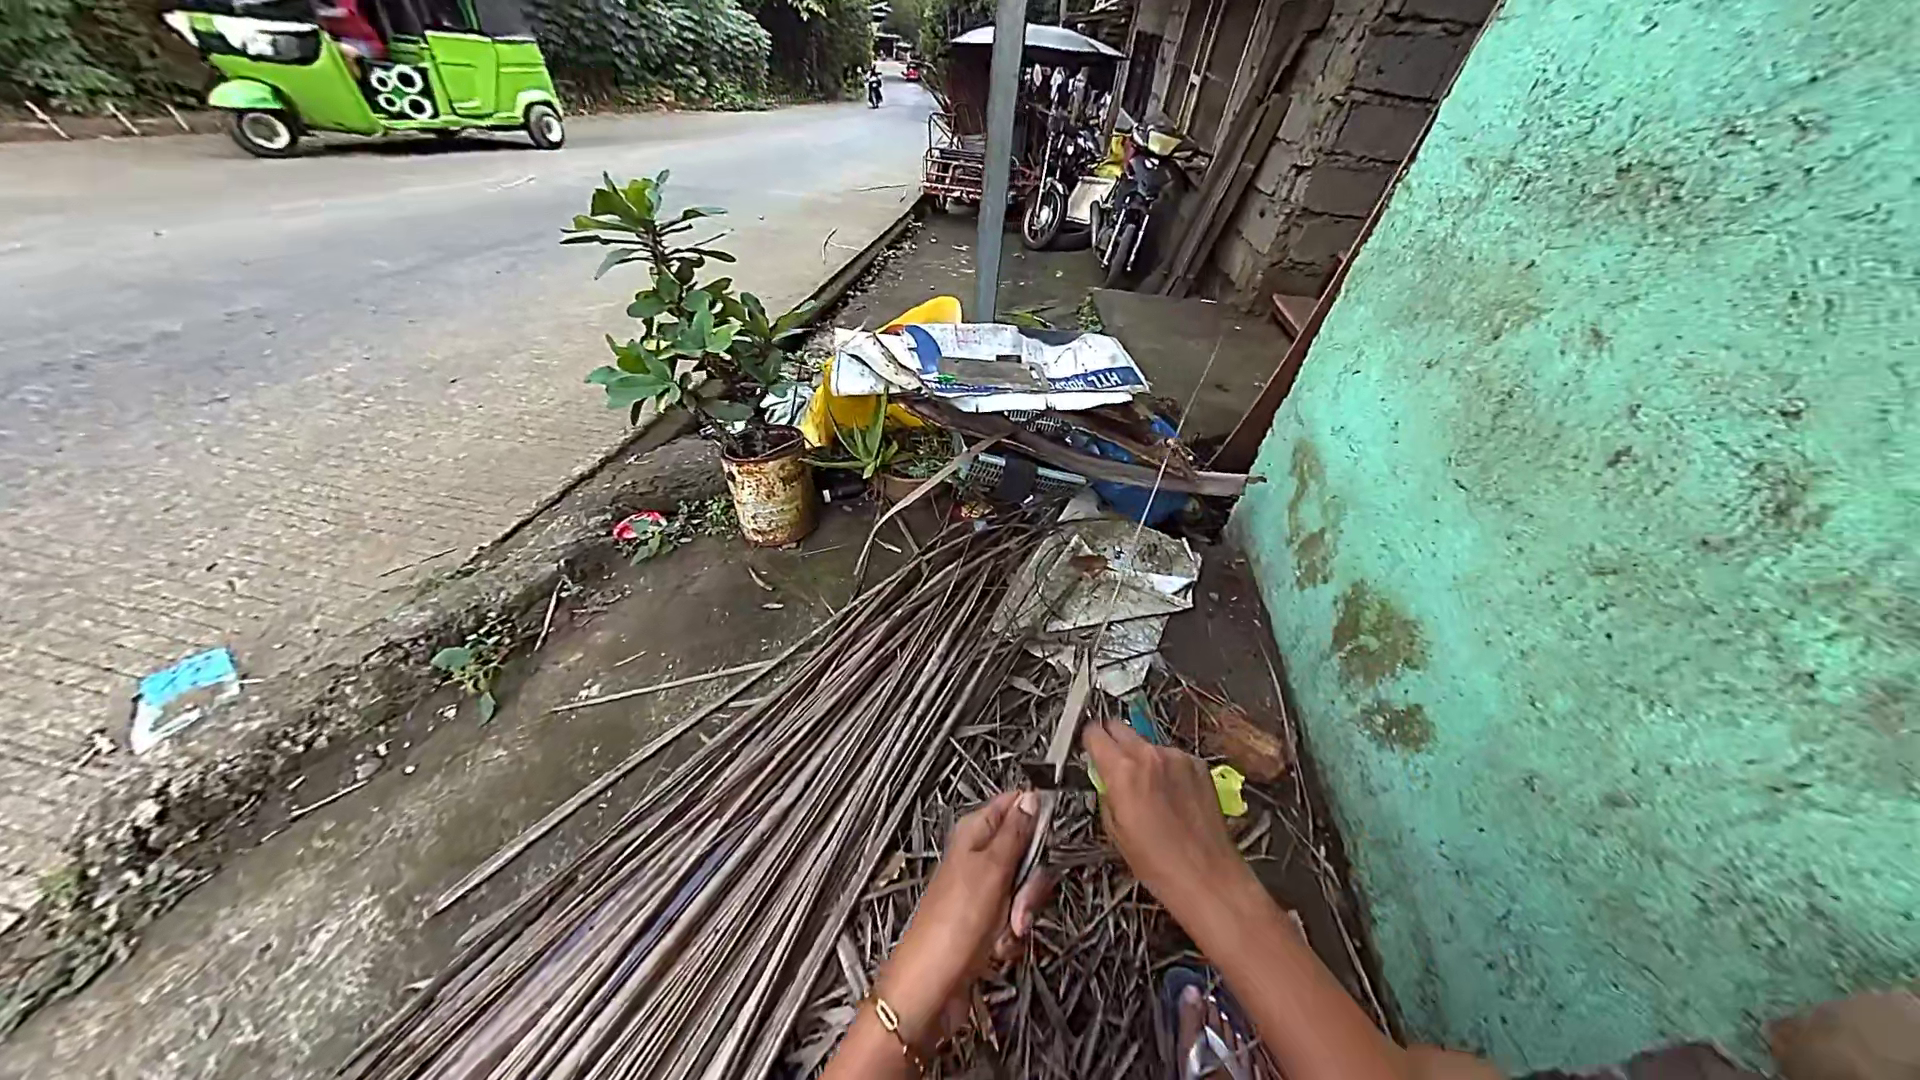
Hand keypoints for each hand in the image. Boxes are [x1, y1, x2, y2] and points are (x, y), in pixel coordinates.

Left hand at [876, 790, 1051, 1046]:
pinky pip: (1016, 917)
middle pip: (1027, 852)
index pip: (1015, 806)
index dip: (1037, 822)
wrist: (932, 988)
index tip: (1045, 844)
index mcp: (975, 832)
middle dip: (1031, 882)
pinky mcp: (986, 920)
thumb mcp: (992, 869)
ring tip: (1006, 929)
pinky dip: (1012, 935)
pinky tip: (998, 945)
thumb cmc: (951, 925)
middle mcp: (978, 856)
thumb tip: (1031, 797)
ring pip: (1025, 888)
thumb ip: (1016, 832)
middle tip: (1018, 900)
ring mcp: (983, 889)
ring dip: (1022, 913)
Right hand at [1082, 716, 1254, 921]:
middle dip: (1112, 742)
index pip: (1094, 732)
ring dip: (1142, 758)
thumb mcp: (1114, 829)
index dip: (1089, 741)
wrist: (1208, 878)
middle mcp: (1149, 755)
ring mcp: (1177, 757)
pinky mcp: (1198, 764)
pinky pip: (1171, 756)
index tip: (1090, 750)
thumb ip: (1105, 791)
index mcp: (1122, 770)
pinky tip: (1172, 796)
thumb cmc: (1158, 863)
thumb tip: (1103, 776)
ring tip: (1149, 791)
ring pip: (1146, 743)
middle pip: (1119, 727)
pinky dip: (1166, 768)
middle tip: (1114, 767)